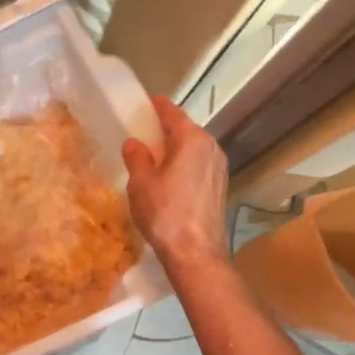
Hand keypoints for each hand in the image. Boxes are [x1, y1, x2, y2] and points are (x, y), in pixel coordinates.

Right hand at [123, 96, 229, 268]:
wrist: (196, 252)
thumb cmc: (165, 214)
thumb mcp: (141, 184)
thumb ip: (137, 158)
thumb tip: (134, 143)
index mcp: (191, 139)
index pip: (172, 113)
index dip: (158, 106)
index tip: (148, 102)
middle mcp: (210, 147)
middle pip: (186, 130)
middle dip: (167, 130)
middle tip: (146, 134)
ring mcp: (219, 167)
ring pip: (194, 149)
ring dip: (176, 150)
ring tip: (157, 158)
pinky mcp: (220, 187)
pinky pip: (199, 166)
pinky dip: (185, 165)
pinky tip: (172, 179)